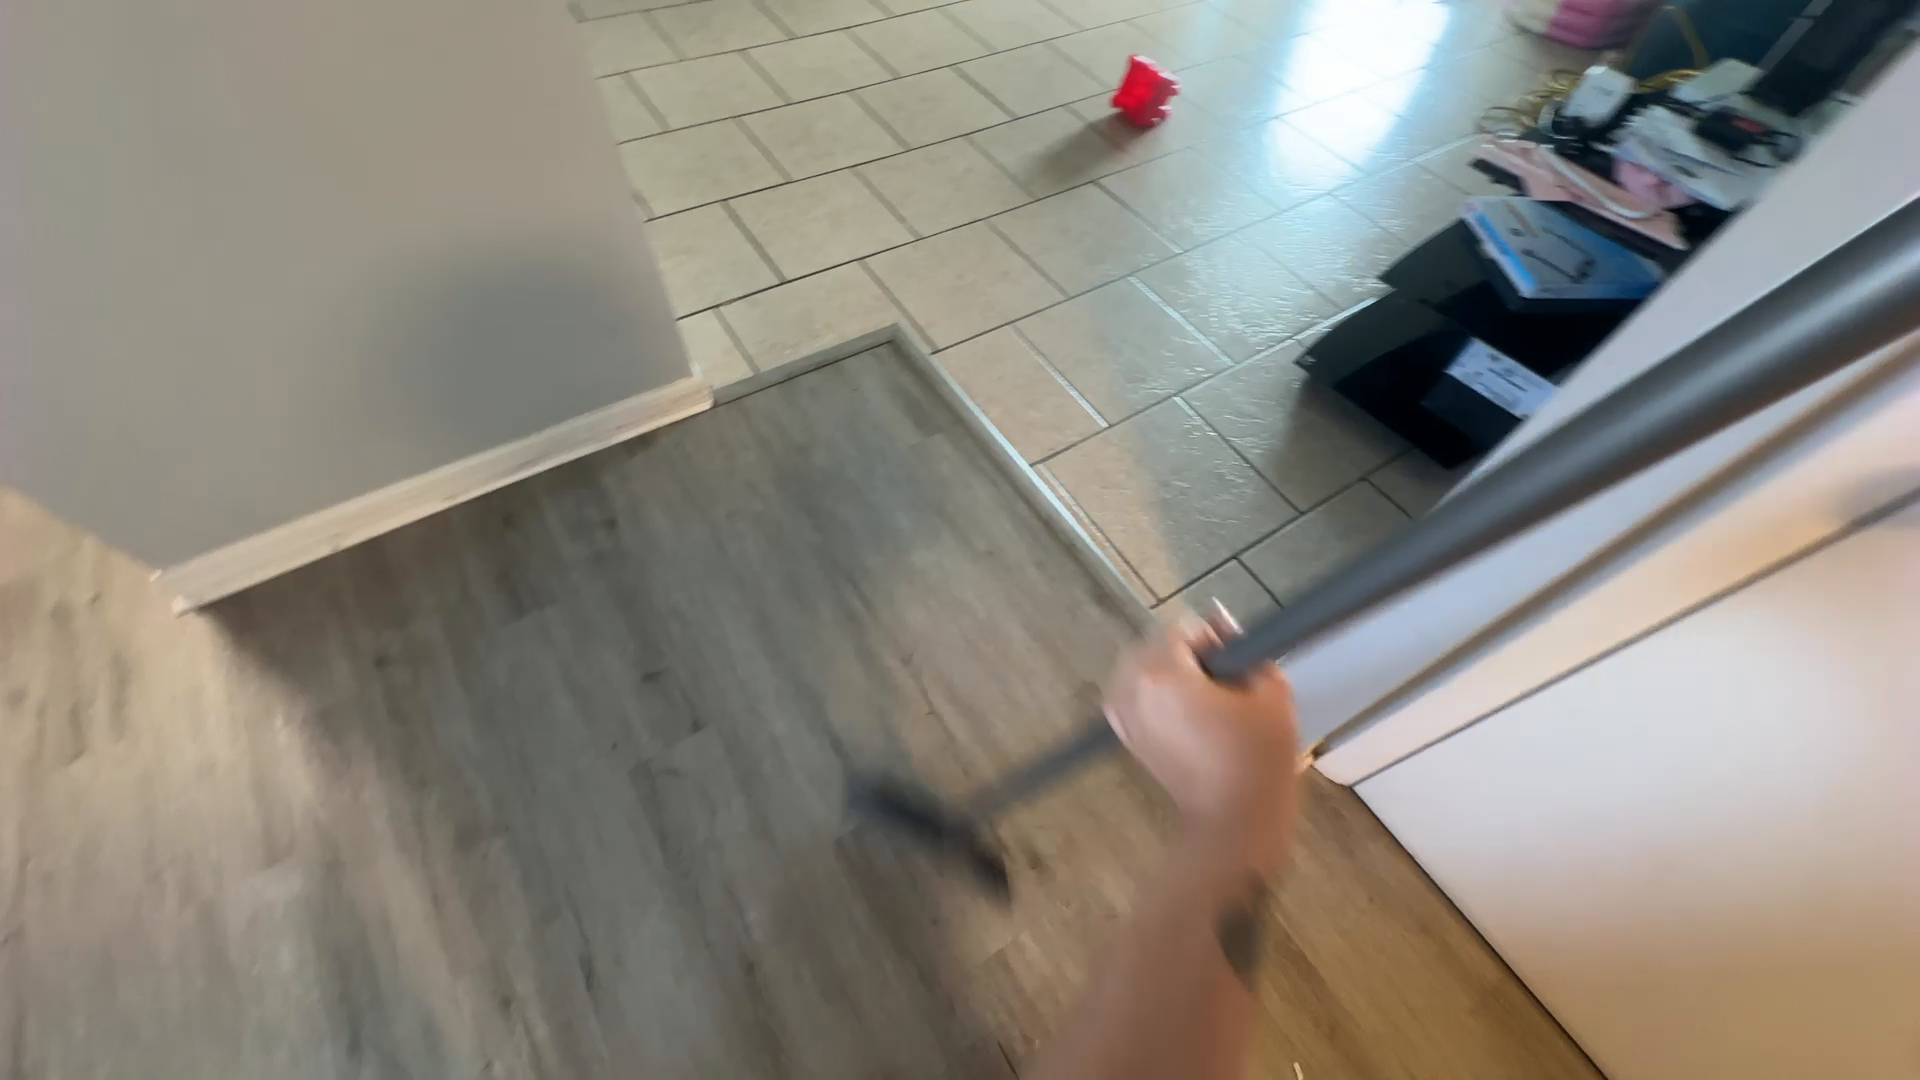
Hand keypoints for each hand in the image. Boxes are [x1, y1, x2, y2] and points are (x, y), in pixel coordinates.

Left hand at [1103, 607, 1300, 875]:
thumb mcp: (1270, 693)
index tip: (1236, 649)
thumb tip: (1225, 630)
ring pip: (1139, 666)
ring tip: (1204, 687)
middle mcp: (1130, 687)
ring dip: (1167, 667)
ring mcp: (1122, 712)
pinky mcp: (1124, 732)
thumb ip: (1247, 652)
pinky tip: (1181, 704)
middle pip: (1154, 645)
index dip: (1212, 634)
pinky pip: (1131, 692)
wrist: (1233, 818)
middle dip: (1187, 649)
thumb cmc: (1256, 755)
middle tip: (1223, 668)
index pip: (1181, 630)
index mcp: (1161, 673)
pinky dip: (1151, 689)